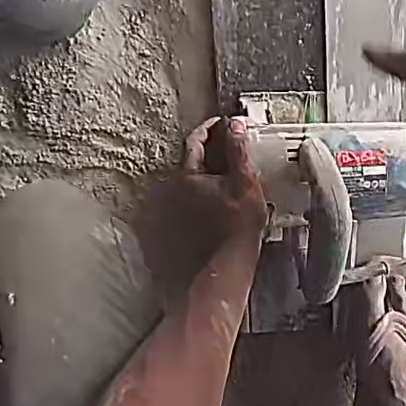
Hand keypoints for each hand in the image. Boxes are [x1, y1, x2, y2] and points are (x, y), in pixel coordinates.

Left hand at [135, 117, 268, 294]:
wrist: (213, 280)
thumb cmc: (235, 234)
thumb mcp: (246, 189)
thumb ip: (239, 154)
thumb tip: (235, 125)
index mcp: (188, 176)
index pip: (196, 141)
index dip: (211, 130)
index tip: (222, 125)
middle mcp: (168, 191)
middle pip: (190, 168)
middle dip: (208, 164)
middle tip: (230, 169)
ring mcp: (161, 215)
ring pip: (183, 193)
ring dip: (200, 191)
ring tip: (222, 202)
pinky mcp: (159, 238)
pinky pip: (177, 216)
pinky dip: (191, 213)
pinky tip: (208, 225)